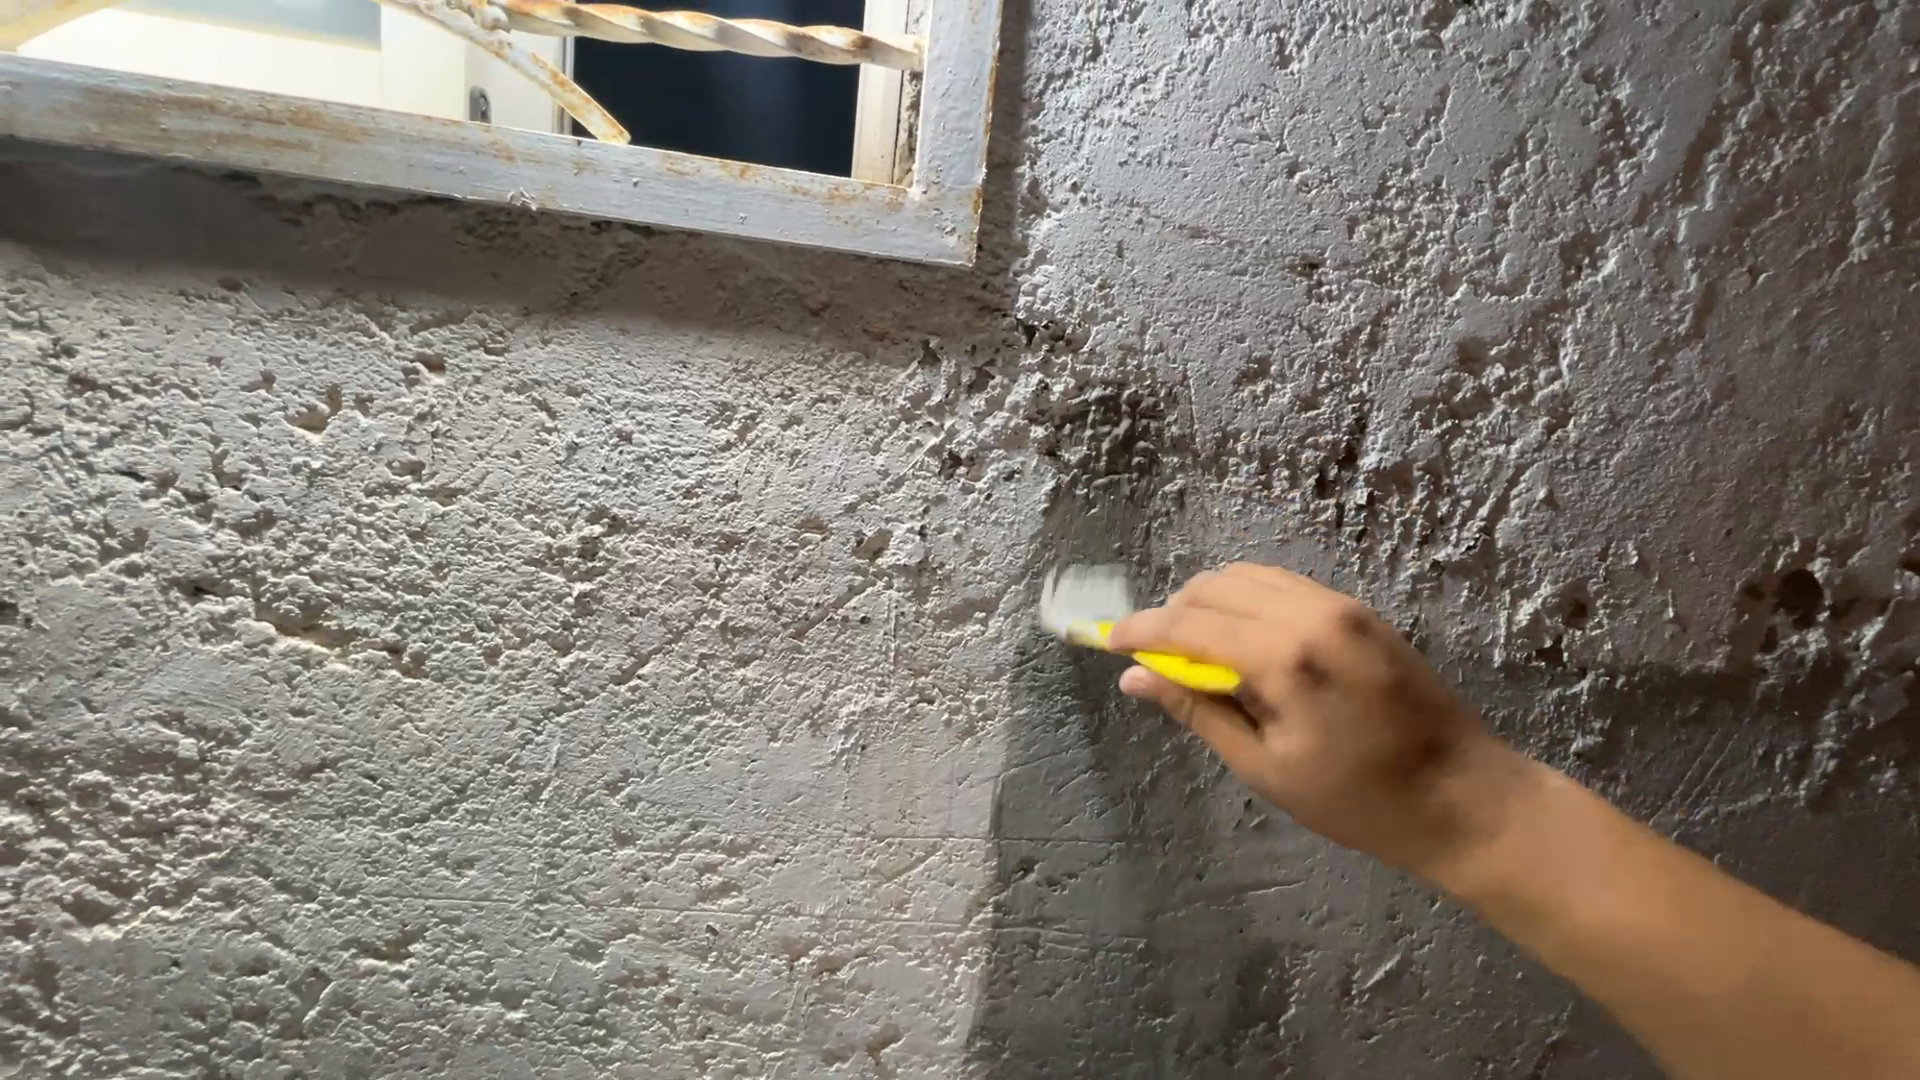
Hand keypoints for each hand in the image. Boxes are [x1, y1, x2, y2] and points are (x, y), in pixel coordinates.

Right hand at [1108, 562, 1525, 877]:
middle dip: (1171, 614)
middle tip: (1157, 656)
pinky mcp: (1357, 608)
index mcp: (1283, 658)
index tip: (1109, 642)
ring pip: (1244, 575)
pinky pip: (1280, 583)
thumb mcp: (1264, 766)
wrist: (1467, 797)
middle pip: (1211, 588)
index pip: (1187, 624)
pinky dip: (1245, 598)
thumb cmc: (1358, 800)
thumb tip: (1134, 678)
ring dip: (1207, 602)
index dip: (1140, 630)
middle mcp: (1308, 613)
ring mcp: (1338, 605)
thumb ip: (1196, 710)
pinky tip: (1243, 637)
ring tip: (1197, 647)